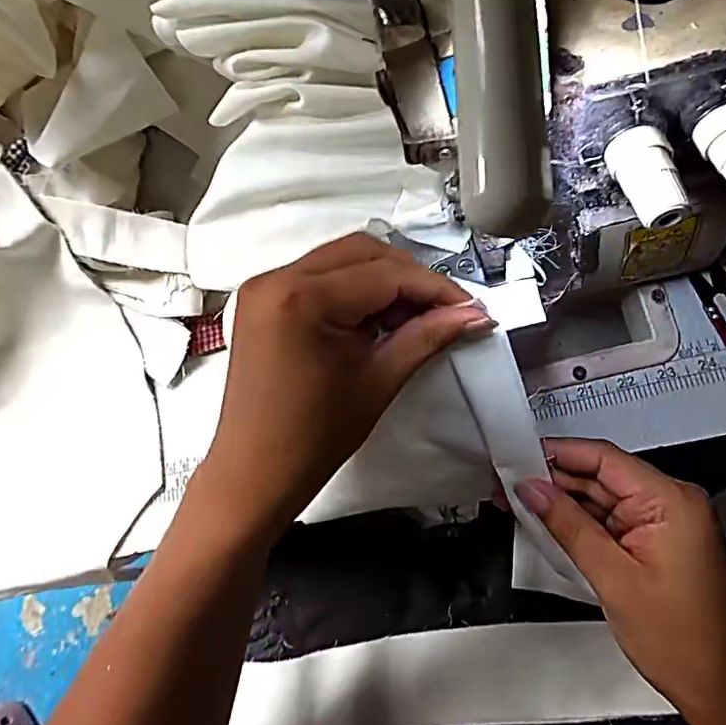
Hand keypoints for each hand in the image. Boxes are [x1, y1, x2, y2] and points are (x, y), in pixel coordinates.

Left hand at [200, 233, 494, 536]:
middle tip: (441, 311)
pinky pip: (320, 273)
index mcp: (303, 299)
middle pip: (364, 252)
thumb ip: (428, 336)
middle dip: (409, 278)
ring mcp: (265, 286)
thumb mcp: (379, 380)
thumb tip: (470, 314)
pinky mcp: (263, 298)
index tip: (466, 306)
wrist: (255, 472)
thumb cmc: (309, 439)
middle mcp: (277, 280)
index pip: (387, 274)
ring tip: (408, 318)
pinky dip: (354, 286)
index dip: (434, 287)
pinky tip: (373, 318)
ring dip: (382, 279)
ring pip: (343, 257)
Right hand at [517, 438, 725, 724]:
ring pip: (604, 496)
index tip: (524, 456)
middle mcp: (673, 502)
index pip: (605, 458)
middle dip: (557, 480)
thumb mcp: (613, 578)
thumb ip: (569, 526)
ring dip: (567, 501)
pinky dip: (583, 520)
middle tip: (517, 483)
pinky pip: (613, 516)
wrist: (721, 688)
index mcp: (672, 500)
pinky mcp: (658, 537)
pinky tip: (554, 523)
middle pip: (602, 474)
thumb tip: (537, 491)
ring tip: (528, 504)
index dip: (560, 453)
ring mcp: (667, 519)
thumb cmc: (687, 643)